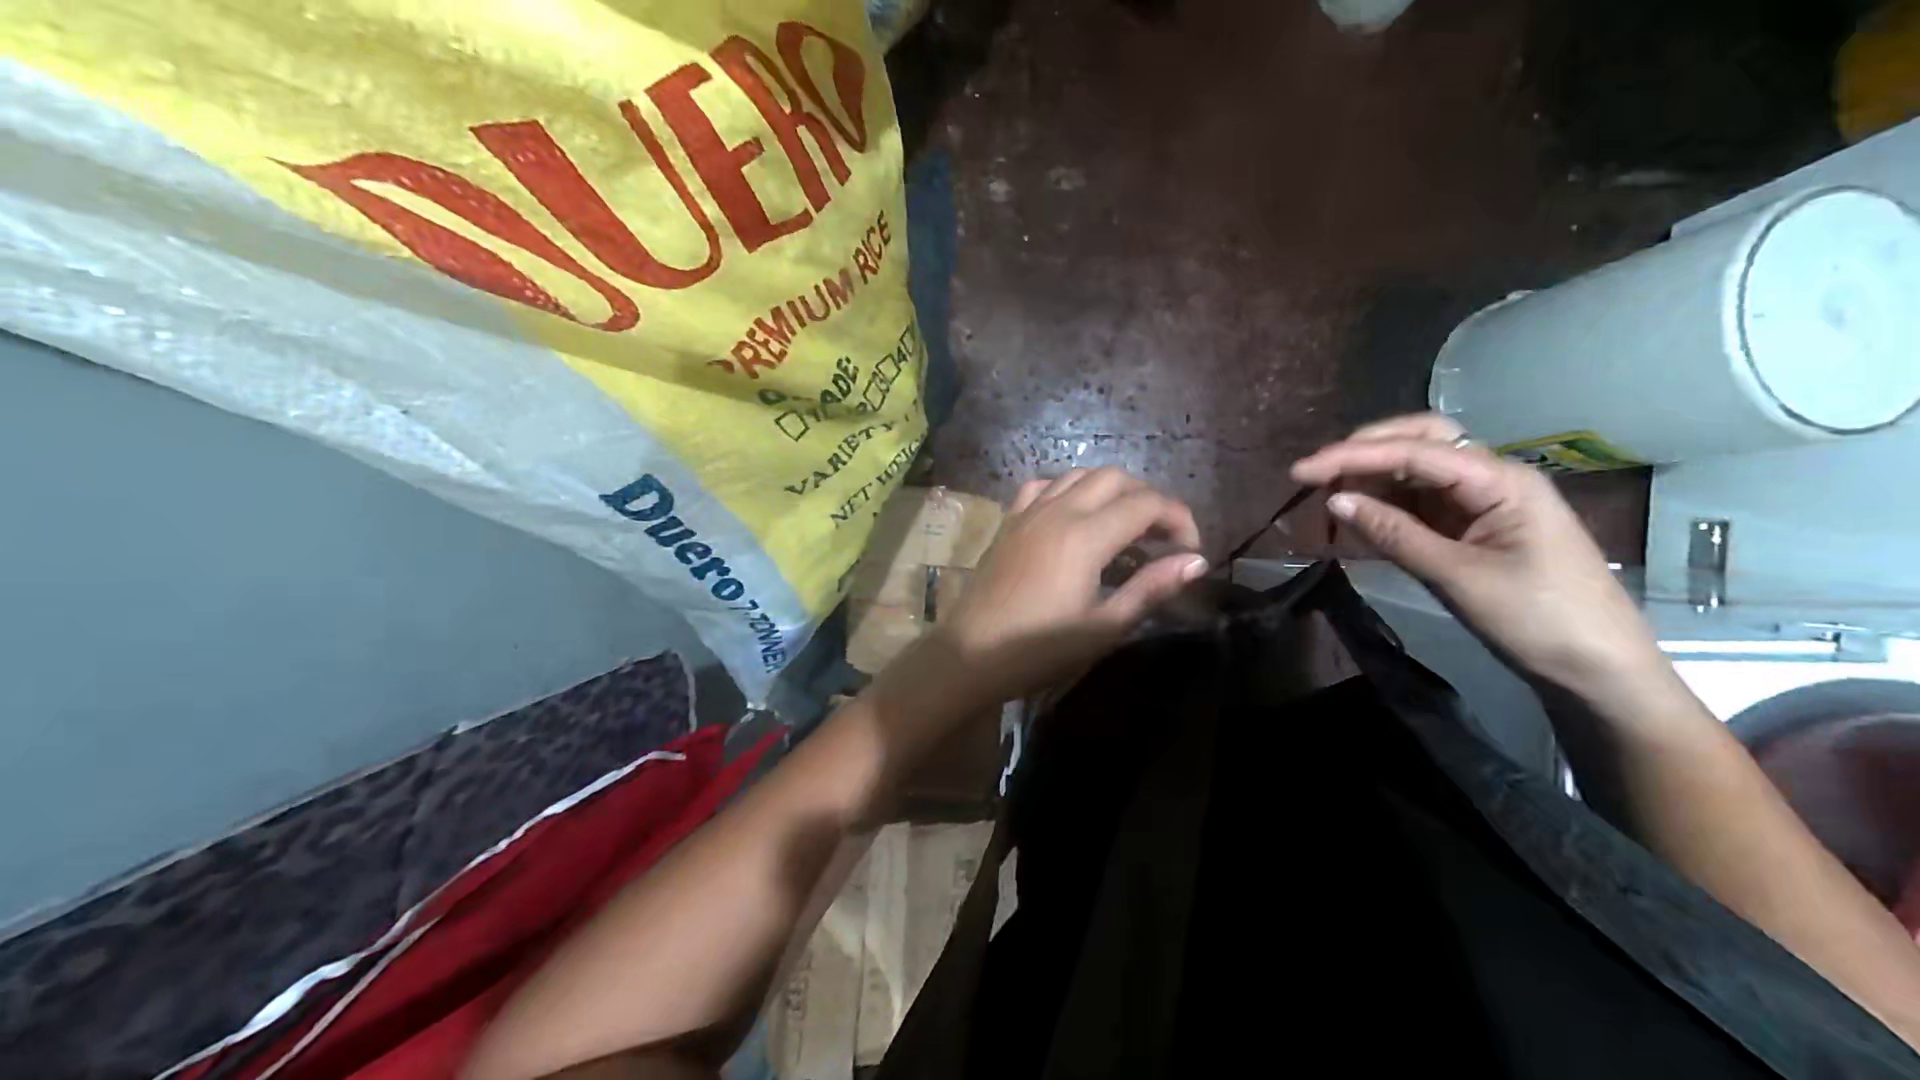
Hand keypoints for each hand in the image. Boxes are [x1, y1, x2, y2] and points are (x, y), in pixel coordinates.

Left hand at [931, 467, 1207, 703]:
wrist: (970, 653)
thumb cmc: (1040, 649)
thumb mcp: (1104, 626)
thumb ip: (1151, 588)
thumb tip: (1196, 562)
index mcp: (1085, 535)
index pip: (1146, 504)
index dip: (1178, 519)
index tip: (1189, 551)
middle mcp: (1058, 510)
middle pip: (1116, 478)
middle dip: (1148, 499)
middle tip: (1161, 539)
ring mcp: (1028, 512)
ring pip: (1079, 475)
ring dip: (1111, 490)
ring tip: (1124, 526)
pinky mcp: (1008, 521)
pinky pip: (1043, 486)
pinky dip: (1069, 490)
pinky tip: (1073, 516)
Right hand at [1291, 413, 1663, 696]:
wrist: (1598, 670)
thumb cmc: (1538, 619)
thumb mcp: (1458, 577)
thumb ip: (1394, 534)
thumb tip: (1335, 501)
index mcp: (1500, 480)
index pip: (1414, 452)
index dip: (1352, 457)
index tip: (1300, 471)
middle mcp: (1491, 479)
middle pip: (1421, 441)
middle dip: (1365, 448)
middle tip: (1315, 471)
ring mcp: (1483, 503)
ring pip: (1418, 470)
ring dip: (1372, 475)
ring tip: (1326, 493)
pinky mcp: (1474, 529)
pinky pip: (1421, 503)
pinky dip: (1385, 504)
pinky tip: (1356, 515)